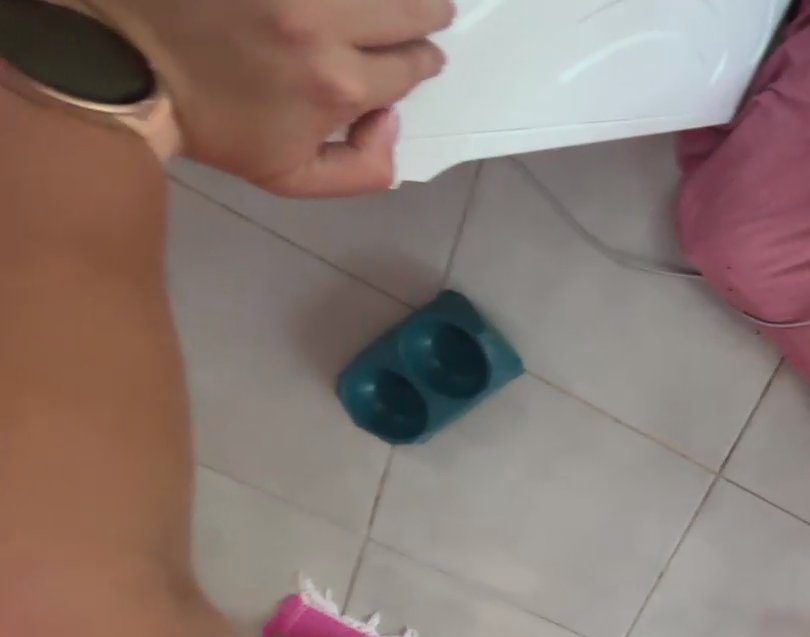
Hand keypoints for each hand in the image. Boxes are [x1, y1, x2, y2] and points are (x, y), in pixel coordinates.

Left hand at [82, 0, 455, 195]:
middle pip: (403, 11)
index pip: (411, 65)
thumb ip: (368, 168)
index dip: (423, 60)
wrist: (110, 66)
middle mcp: (318, 27)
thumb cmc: (211, 129)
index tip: (421, 56)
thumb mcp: (296, 179)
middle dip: (426, 13)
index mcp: (339, 85)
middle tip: (434, 10)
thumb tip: (390, 120)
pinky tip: (350, 1)